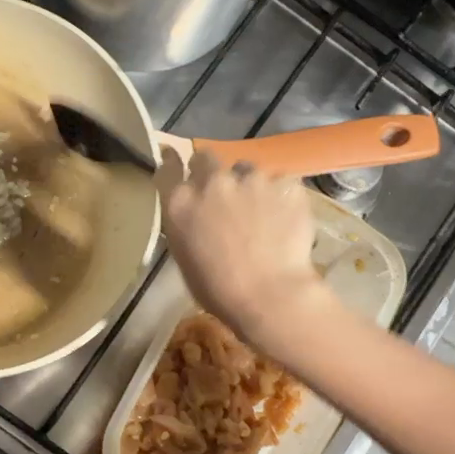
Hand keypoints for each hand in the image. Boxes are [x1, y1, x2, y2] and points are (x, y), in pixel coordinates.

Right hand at [158, 149, 333, 343]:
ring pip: (246, 169)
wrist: (269, 296)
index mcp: (180, 203)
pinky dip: (279, 196)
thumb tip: (195, 213)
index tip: (176, 162)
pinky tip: (284, 218)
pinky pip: (279, 181)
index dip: (172, 162)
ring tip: (259, 211)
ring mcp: (252, 178)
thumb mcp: (185, 257)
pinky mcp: (285, 182)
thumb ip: (186, 224)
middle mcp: (212, 181)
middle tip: (221, 194)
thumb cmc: (218, 290)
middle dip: (211, 171)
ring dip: (248, 184)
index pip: (169, 167)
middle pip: (206, 158)